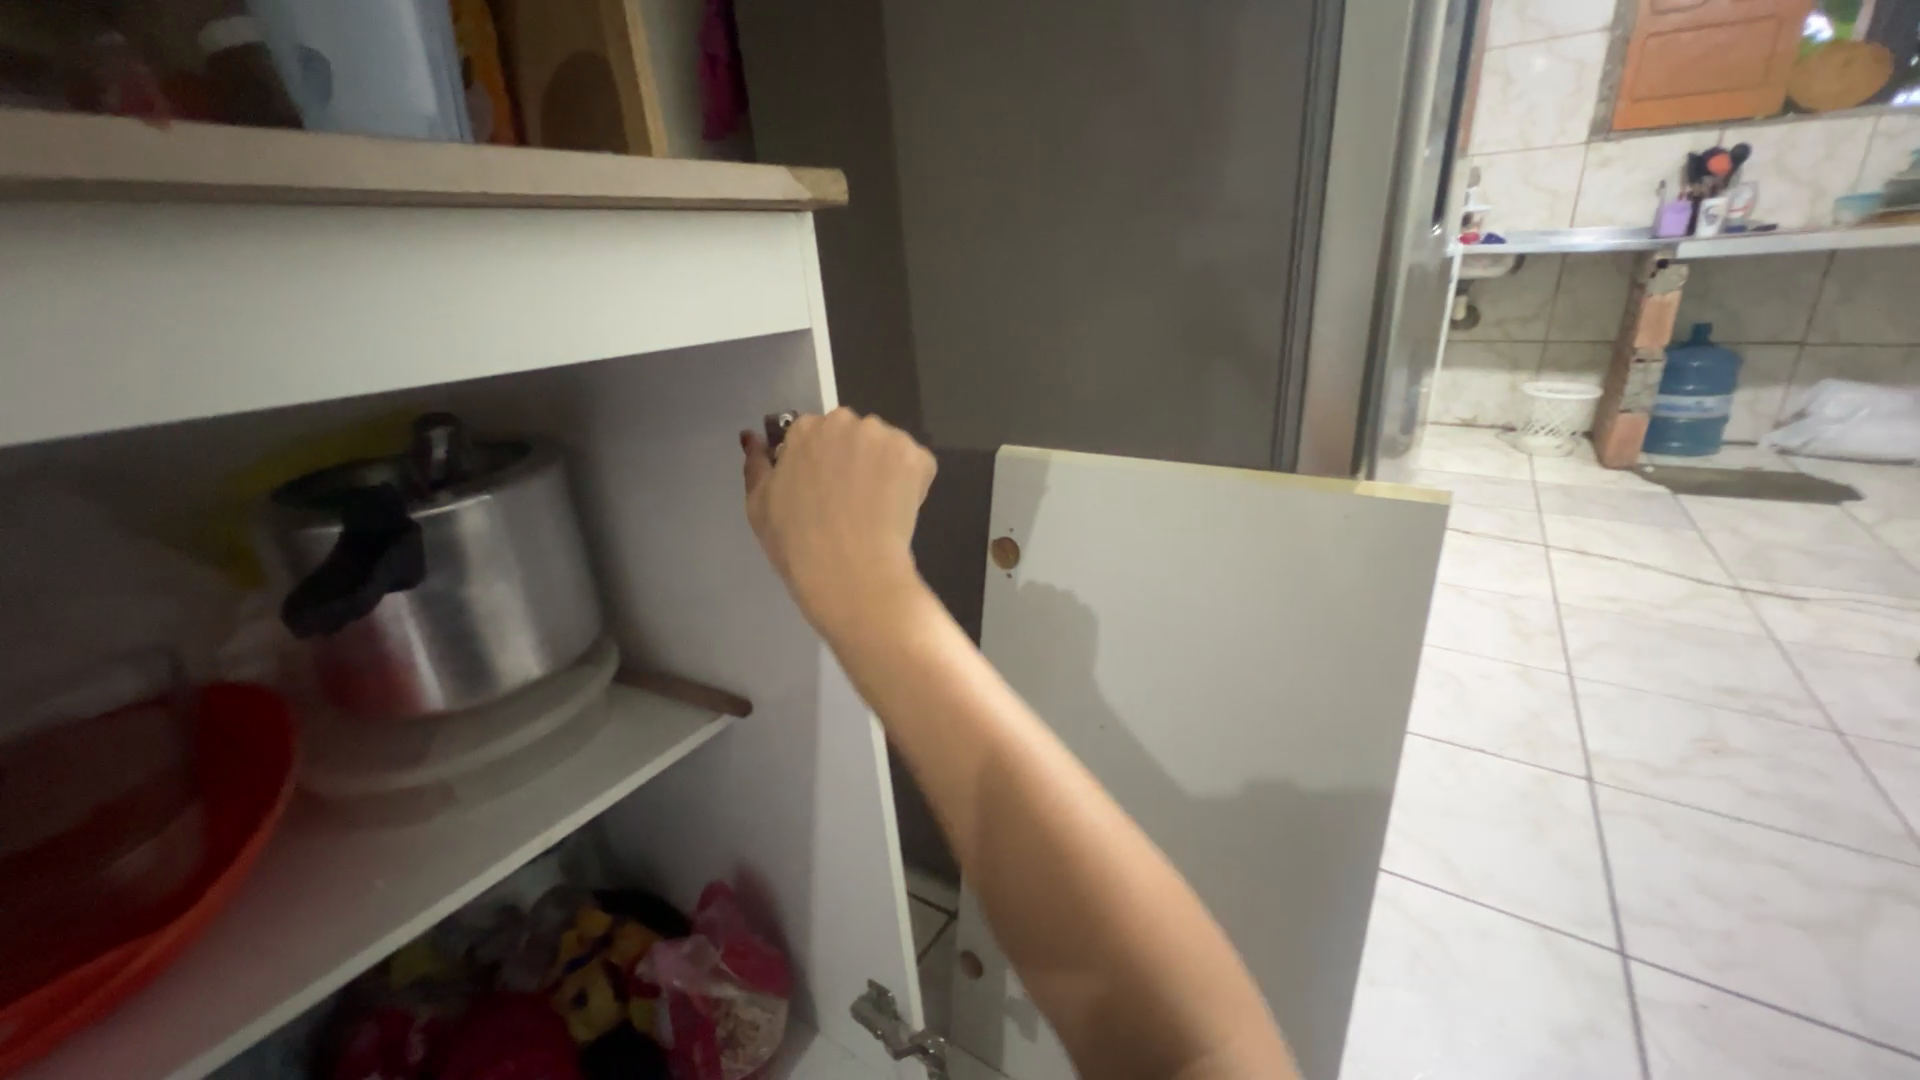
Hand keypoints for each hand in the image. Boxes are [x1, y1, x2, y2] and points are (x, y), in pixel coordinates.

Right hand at [741, 408, 936, 636]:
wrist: (849, 571)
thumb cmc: (797, 543)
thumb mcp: (759, 505)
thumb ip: (756, 464)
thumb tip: (753, 437)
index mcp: (805, 429)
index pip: (813, 433)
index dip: (818, 463)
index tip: (821, 490)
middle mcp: (846, 422)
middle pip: (852, 434)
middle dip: (852, 458)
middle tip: (849, 501)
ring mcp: (885, 438)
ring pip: (885, 447)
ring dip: (882, 468)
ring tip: (874, 509)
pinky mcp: (918, 458)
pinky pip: (915, 465)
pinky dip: (910, 483)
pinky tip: (896, 511)